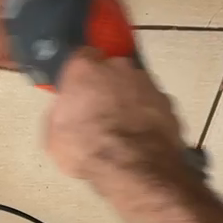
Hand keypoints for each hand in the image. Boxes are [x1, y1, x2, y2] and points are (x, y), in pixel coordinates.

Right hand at [45, 49, 187, 191]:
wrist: (134, 166)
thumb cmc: (87, 148)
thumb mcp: (54, 136)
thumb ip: (61, 112)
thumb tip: (67, 111)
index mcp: (85, 69)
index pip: (81, 55)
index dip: (79, 74)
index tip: (77, 89)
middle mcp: (118, 67)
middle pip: (110, 69)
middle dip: (105, 85)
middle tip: (98, 111)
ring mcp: (147, 83)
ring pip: (133, 86)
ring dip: (127, 100)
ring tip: (121, 129)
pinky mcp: (168, 102)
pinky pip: (151, 105)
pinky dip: (146, 116)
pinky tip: (139, 137)